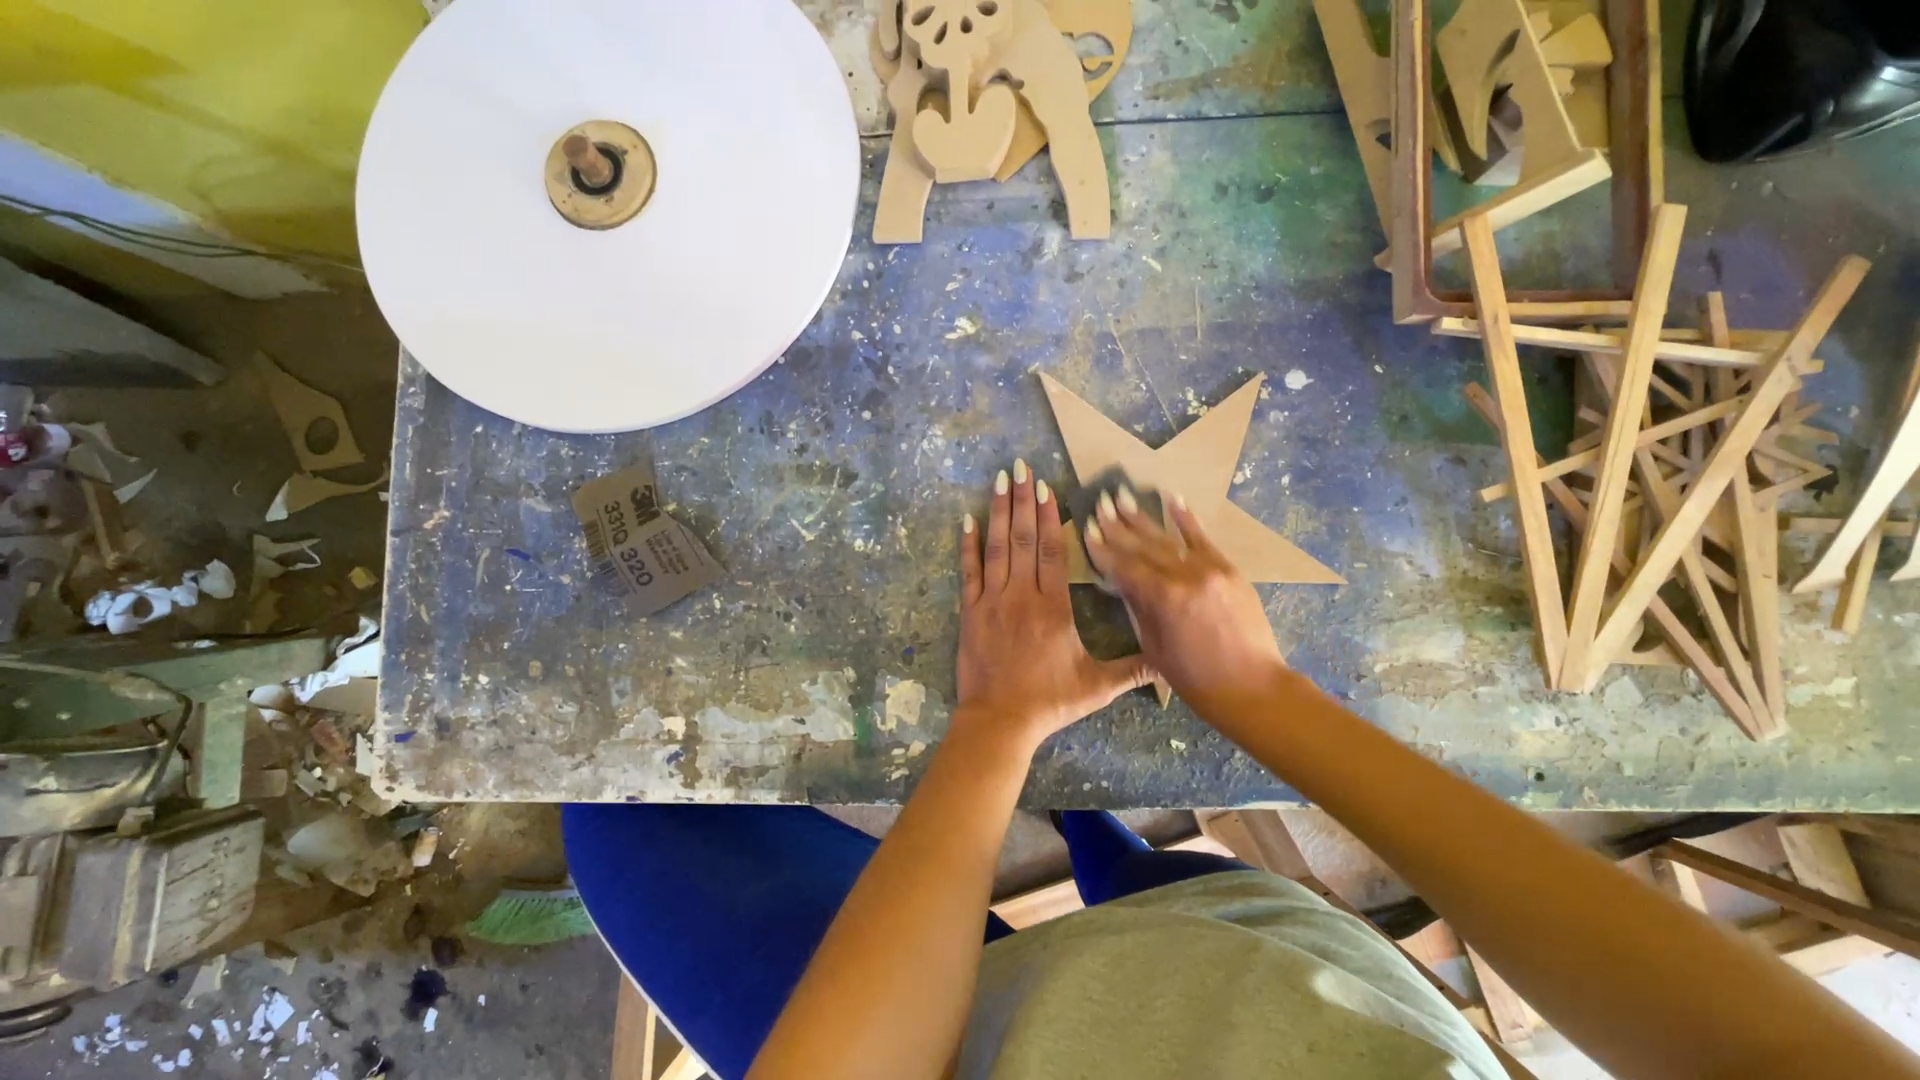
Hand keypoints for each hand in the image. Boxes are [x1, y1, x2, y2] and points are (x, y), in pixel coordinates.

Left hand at [956, 460, 1155, 750]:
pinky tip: (968, 519)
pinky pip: (969, 572)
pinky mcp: (970, 614)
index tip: (1049, 487)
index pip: (1052, 551)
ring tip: (1000, 480)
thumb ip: (1134, 669)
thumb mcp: (1098, 686)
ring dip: (999, 511)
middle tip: (1021, 466)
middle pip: (1024, 538)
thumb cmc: (1050, 703)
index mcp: (1054, 607)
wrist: (999, 723)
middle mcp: (1022, 595)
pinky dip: (968, 545)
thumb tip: (1171, 663)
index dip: (1051, 516)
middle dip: (1024, 500)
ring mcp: (992, 602)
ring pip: (997, 547)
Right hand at [1083, 487, 1286, 715]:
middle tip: (1099, 504)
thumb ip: (1138, 609)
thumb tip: (1121, 582)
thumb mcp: (1155, 646)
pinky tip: (1171, 499)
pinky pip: (1203, 539)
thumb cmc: (1195, 679)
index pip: (1124, 566)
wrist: (1252, 687)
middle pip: (1143, 546)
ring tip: (1123, 497)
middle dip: (1118, 525)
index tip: (1086, 530)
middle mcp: (1185, 576)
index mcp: (1163, 598)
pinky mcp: (1229, 570)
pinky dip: (1187, 519)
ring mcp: (1210, 569)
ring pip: (1169, 539)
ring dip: (1144, 518)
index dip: (1103, 549)